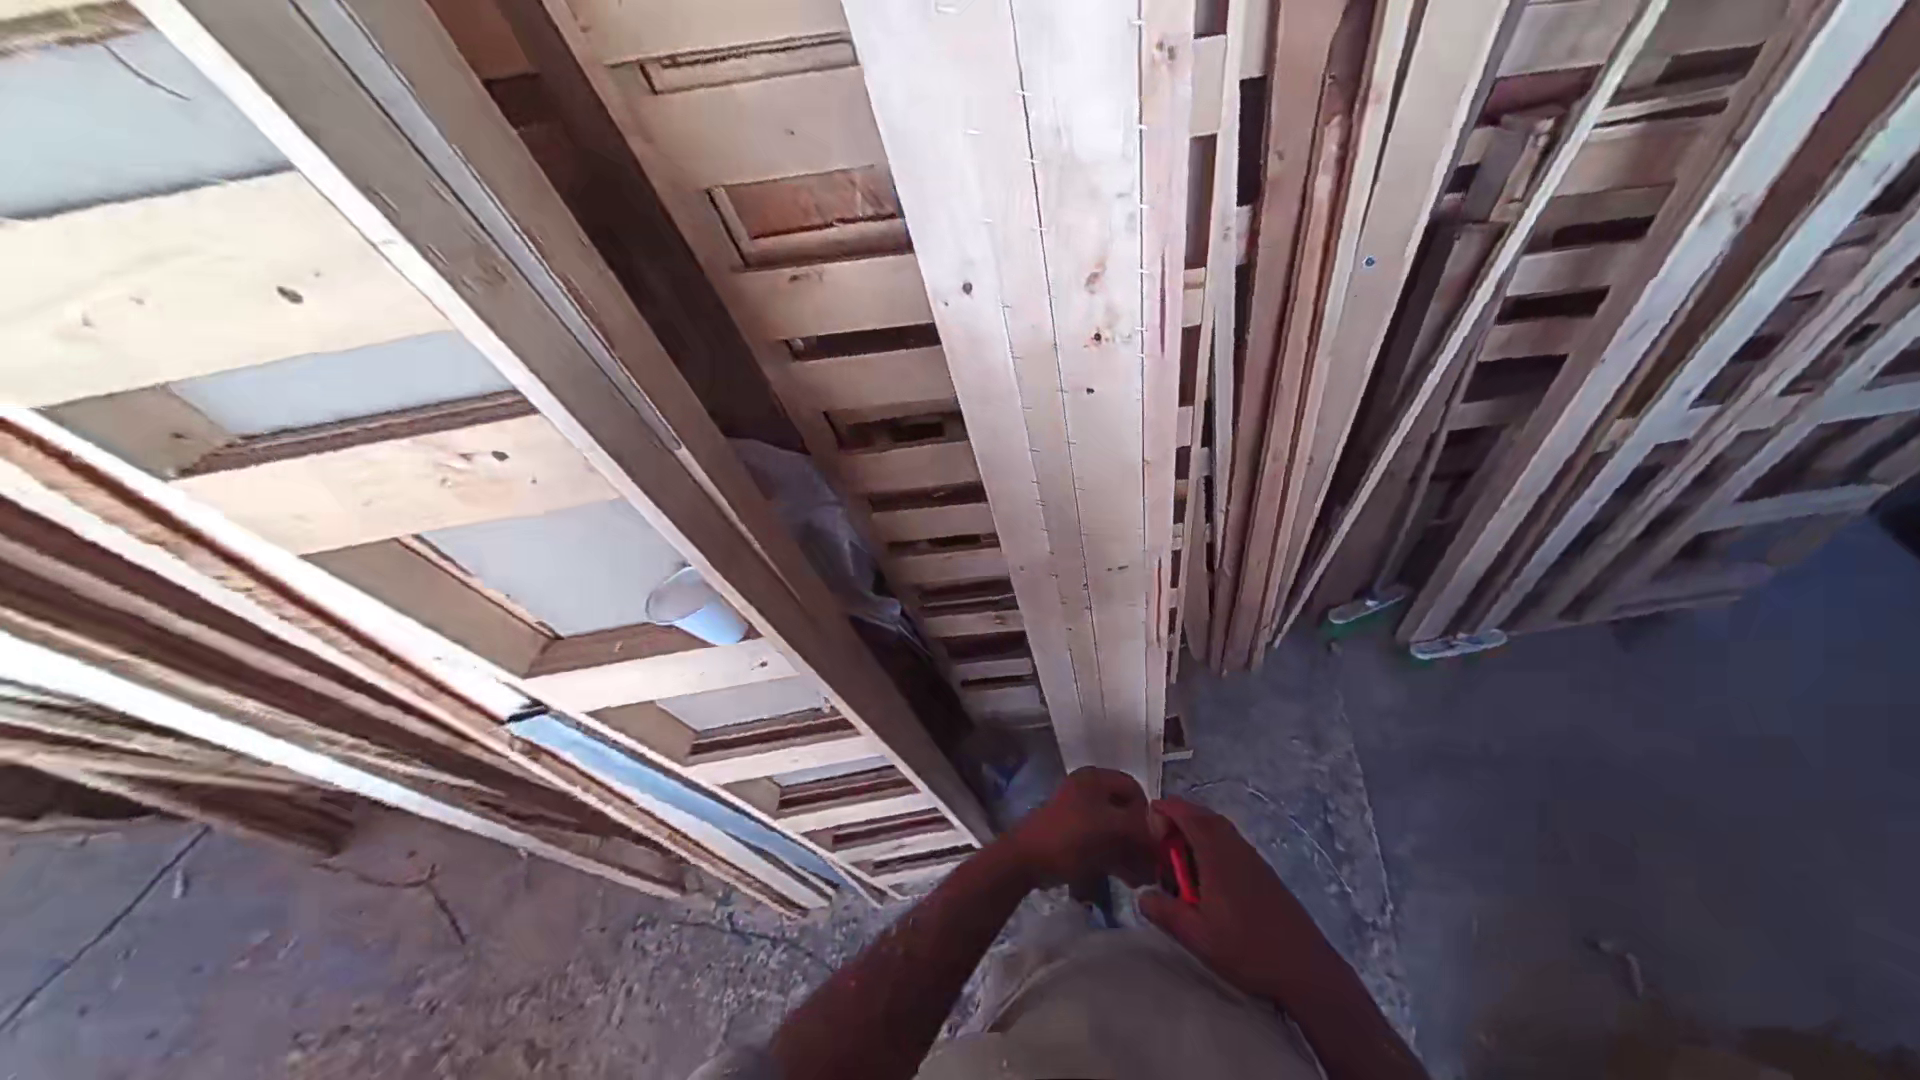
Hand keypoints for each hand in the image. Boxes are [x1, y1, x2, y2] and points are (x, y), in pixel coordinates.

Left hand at [1001, 767, 1154, 888]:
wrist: (1027, 860)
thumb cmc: (1070, 837)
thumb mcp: (1110, 829)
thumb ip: (1141, 828)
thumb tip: (1163, 834)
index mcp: (1095, 779)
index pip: (1134, 789)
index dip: (1147, 814)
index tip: (1154, 841)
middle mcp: (1088, 791)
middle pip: (1126, 812)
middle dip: (1141, 840)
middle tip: (1153, 867)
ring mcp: (1080, 814)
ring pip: (1116, 831)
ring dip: (1132, 854)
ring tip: (1142, 879)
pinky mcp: (1074, 835)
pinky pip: (1103, 843)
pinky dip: (1117, 859)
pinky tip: (1128, 880)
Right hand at [1139, 797, 1333, 1003]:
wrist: (1308, 972)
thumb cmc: (1249, 950)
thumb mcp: (1197, 936)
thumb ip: (1164, 911)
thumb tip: (1142, 896)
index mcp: (1216, 852)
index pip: (1184, 811)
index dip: (1161, 813)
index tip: (1149, 837)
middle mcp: (1235, 846)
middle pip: (1200, 814)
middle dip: (1175, 823)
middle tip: (1160, 851)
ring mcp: (1252, 858)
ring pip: (1216, 828)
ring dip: (1193, 837)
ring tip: (1180, 870)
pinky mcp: (1263, 873)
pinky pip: (1229, 844)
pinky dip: (1210, 849)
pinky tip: (1207, 884)